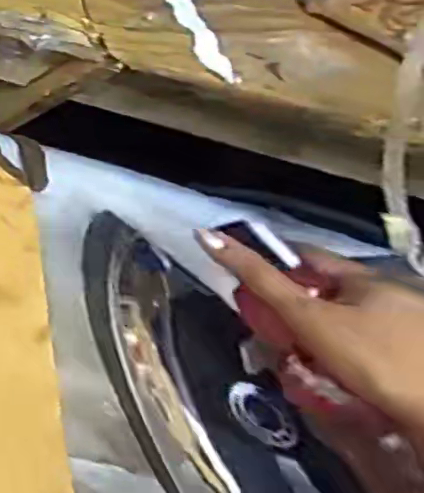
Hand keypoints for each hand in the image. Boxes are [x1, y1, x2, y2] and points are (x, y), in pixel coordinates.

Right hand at [199, 229, 423, 441]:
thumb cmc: (372, 359)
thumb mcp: (304, 315)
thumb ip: (254, 274)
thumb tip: (204, 233)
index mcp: (373, 282)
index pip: (304, 256)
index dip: (269, 263)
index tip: (246, 283)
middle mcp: (395, 301)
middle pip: (318, 293)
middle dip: (288, 311)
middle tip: (270, 329)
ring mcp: (407, 335)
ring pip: (335, 323)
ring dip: (309, 338)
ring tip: (297, 360)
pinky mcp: (409, 363)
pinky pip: (358, 349)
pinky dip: (337, 358)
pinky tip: (328, 375)